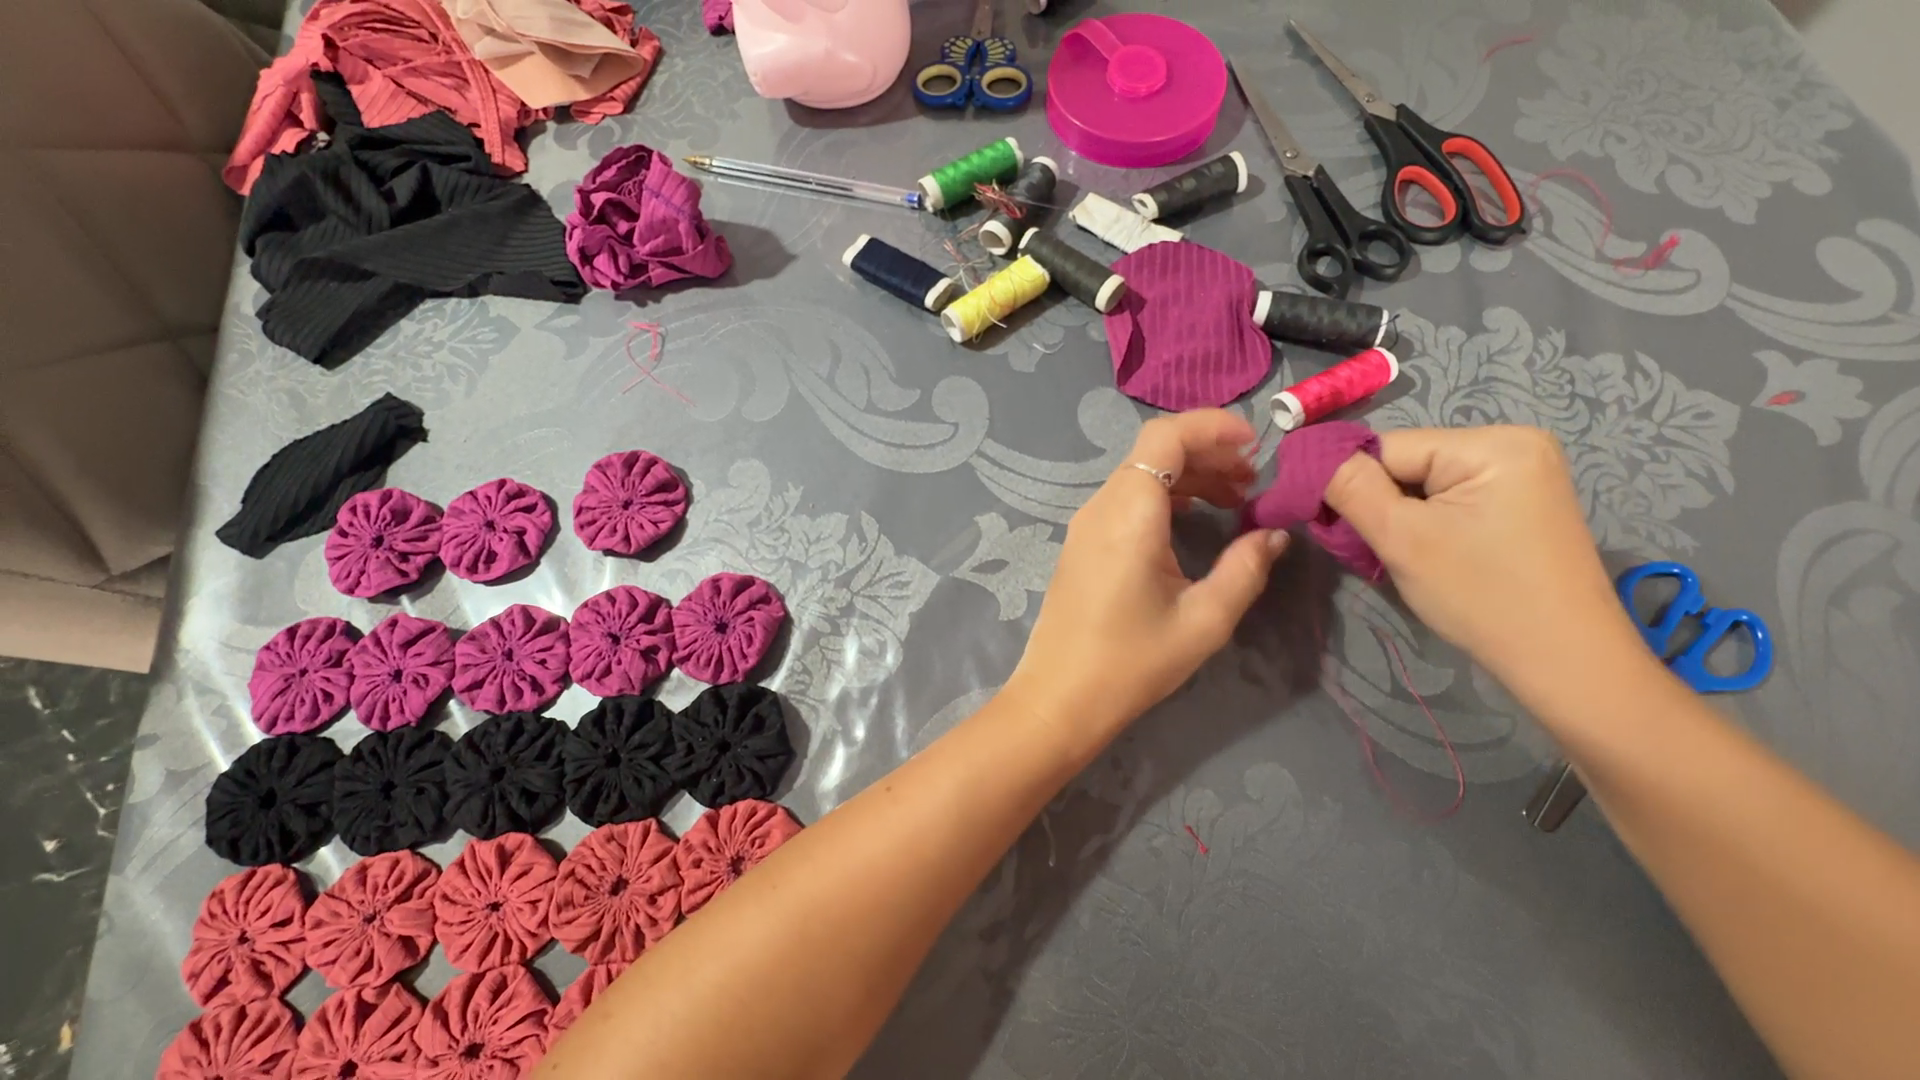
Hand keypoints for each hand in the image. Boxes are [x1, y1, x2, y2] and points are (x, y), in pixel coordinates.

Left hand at [1006, 410, 1289, 742]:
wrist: (1060, 697)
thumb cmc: (1133, 662)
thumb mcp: (1204, 620)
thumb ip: (1245, 568)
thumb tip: (1274, 534)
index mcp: (1130, 514)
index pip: (1166, 436)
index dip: (1213, 427)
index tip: (1256, 445)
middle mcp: (1102, 507)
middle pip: (1154, 450)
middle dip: (1209, 452)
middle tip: (1253, 480)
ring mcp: (1087, 524)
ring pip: (1140, 473)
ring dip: (1189, 475)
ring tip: (1235, 499)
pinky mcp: (1083, 543)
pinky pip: (1127, 499)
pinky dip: (1165, 496)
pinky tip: (1195, 518)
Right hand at [1322, 425, 1649, 702]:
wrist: (1565, 662)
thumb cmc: (1482, 596)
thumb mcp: (1403, 539)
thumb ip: (1350, 488)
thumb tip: (1307, 454)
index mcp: (1492, 442)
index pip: (1388, 447)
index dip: (1352, 484)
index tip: (1335, 529)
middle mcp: (1514, 443)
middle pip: (1408, 463)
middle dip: (1380, 503)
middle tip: (1370, 550)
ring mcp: (1523, 473)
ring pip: (1425, 484)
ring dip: (1401, 517)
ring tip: (1402, 557)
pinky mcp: (1522, 503)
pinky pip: (1451, 499)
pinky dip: (1428, 525)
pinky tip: (1431, 555)